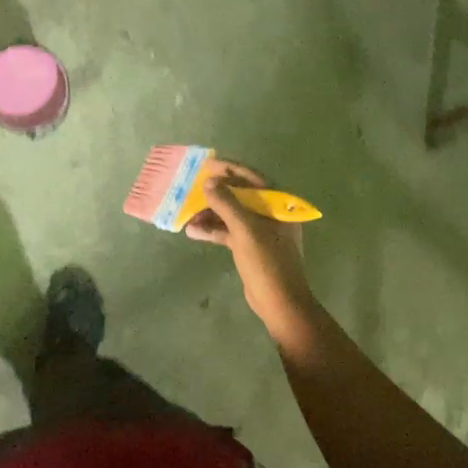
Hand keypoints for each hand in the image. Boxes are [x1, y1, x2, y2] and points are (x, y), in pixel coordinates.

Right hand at [185, 165, 316, 331]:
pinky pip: (229, 232)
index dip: (229, 170)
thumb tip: (209, 183)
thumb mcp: (245, 229)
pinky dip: (213, 231)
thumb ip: (227, 203)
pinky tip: (193, 232)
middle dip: (216, 193)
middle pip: (240, 195)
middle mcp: (271, 214)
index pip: (252, 179)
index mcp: (278, 205)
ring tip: (188, 214)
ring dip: (210, 214)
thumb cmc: (267, 262)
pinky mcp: (250, 247)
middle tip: (193, 187)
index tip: (207, 165)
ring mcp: (261, 232)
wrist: (280, 302)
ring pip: (232, 215)